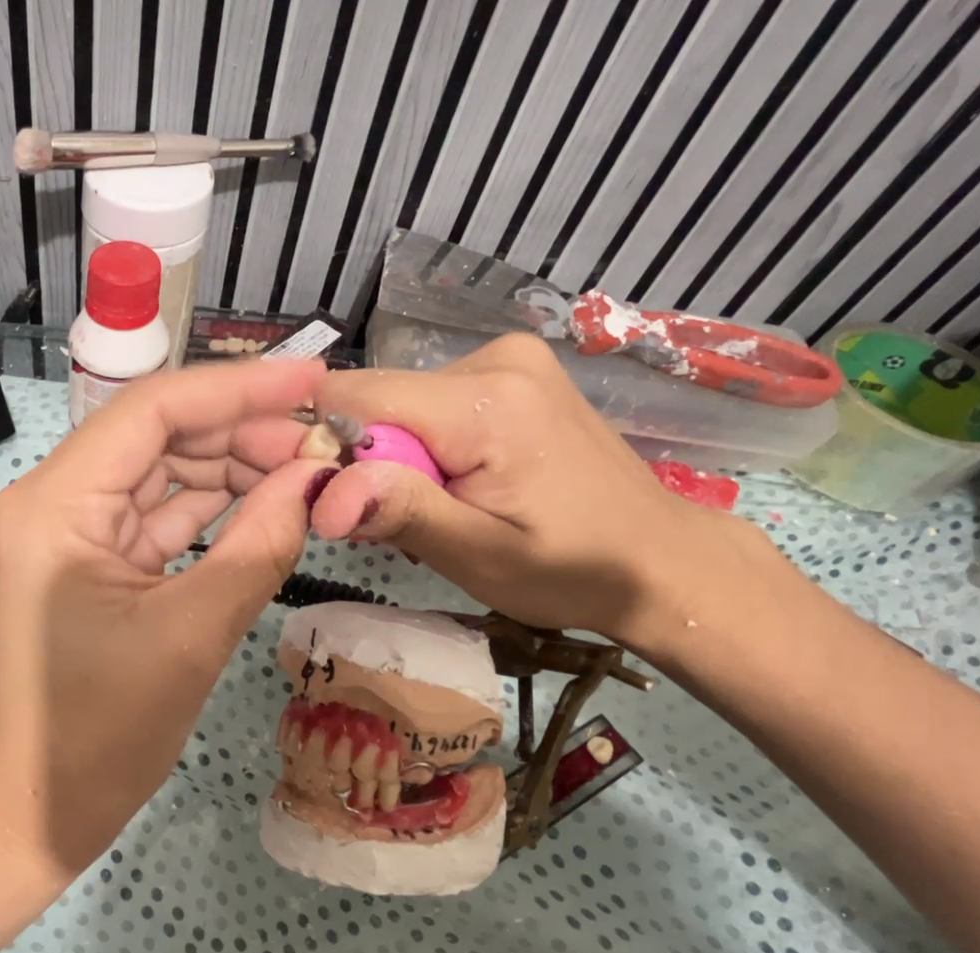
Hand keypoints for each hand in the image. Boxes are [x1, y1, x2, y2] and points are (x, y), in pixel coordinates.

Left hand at [0, 360, 332, 877]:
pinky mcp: (87, 568)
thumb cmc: (101, 733)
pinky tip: (267, 505)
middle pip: (156, 436)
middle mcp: (53, 503)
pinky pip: (154, 520)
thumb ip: (258, 546)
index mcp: (56, 503)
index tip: (316, 381)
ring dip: (230, 470)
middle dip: (241, 431)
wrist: (35, 813)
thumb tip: (315, 478)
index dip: (238, 388)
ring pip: (159, 476)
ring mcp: (68, 536)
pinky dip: (209, 513)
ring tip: (308, 470)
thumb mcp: (191, 634)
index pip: (152, 409)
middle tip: (325, 440)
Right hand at [306, 333, 760, 645]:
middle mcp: (494, 357)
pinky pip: (430, 405)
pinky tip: (460, 484)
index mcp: (486, 400)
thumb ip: (400, 512)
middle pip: (375, 399)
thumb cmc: (571, 568)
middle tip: (406, 520)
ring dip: (397, 458)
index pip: (352, 395)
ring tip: (442, 507)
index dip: (326, 446)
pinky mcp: (513, 372)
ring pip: (398, 404)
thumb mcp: (478, 555)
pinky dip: (425, 447)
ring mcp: (508, 358)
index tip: (336, 502)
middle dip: (368, 460)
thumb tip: (318, 494)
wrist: (660, 559)